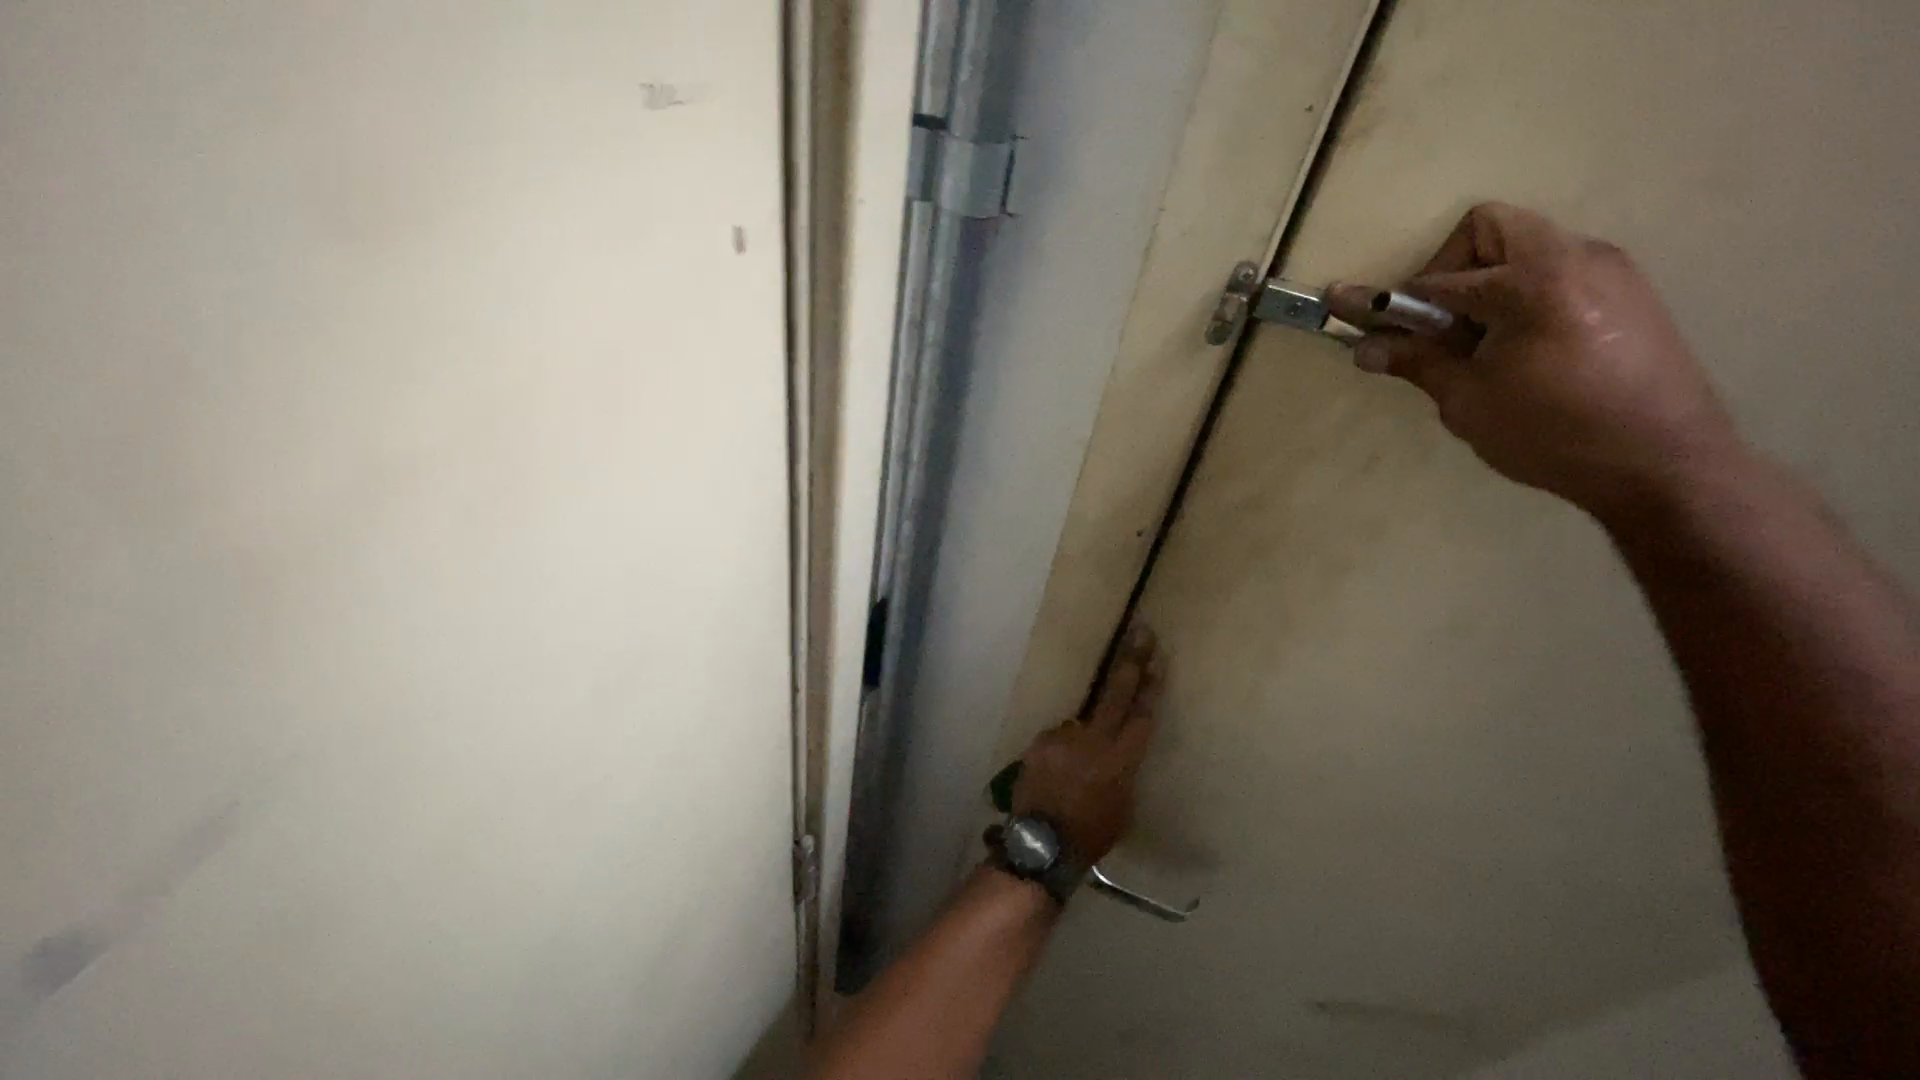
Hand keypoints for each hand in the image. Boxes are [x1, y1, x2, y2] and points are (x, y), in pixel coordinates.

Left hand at [1011, 628, 1162, 862]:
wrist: (1043, 844)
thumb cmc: (1092, 834)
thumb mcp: (1123, 807)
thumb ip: (1121, 771)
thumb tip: (1115, 753)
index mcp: (1122, 760)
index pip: (1141, 714)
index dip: (1151, 686)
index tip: (1158, 658)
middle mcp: (1094, 741)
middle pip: (1116, 694)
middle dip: (1131, 662)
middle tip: (1140, 632)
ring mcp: (1064, 738)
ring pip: (1080, 726)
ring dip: (1081, 739)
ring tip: (1072, 772)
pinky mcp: (1040, 742)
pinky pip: (1057, 740)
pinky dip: (1060, 752)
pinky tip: (1055, 775)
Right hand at [1345, 202, 1748, 517]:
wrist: (1664, 464)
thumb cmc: (1553, 434)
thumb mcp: (1470, 402)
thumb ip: (1418, 363)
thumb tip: (1365, 349)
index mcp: (1533, 282)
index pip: (1438, 281)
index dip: (1393, 304)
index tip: (1366, 323)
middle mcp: (1576, 257)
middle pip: (1490, 228)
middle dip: (1449, 270)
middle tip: (1440, 326)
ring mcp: (1610, 270)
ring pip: (1527, 247)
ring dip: (1489, 283)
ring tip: (1483, 344)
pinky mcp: (1629, 292)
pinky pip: (1559, 271)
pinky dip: (1525, 295)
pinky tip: (1525, 350)